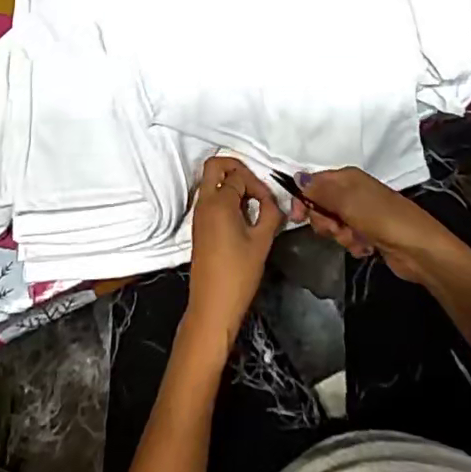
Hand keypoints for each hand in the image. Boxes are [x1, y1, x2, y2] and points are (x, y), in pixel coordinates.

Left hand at [184, 157, 283, 341]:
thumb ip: (270, 214)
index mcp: (218, 201)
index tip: (270, 203)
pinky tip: (242, 216)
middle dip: (236, 168)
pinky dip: (225, 197)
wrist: (213, 305)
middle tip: (256, 186)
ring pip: (211, 181)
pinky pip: (210, 198)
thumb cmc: (238, 273)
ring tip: (252, 204)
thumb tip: (272, 202)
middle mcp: (204, 202)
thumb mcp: (262, 241)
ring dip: (231, 183)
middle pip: (215, 166)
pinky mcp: (199, 225)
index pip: (238, 175)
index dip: (258, 184)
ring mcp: (198, 213)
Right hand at [290, 167, 460, 283]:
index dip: (302, 198)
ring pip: (333, 223)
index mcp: (347, 177)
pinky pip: (348, 237)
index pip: (313, 182)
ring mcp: (361, 213)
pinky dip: (353, 244)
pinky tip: (365, 248)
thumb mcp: (346, 200)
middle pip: (321, 204)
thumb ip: (318, 190)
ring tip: (354, 239)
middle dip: (324, 220)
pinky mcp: (369, 233)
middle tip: (335, 228)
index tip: (297, 216)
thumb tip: (295, 176)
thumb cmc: (381, 218)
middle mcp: (352, 192)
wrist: (419, 249)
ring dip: (340, 235)